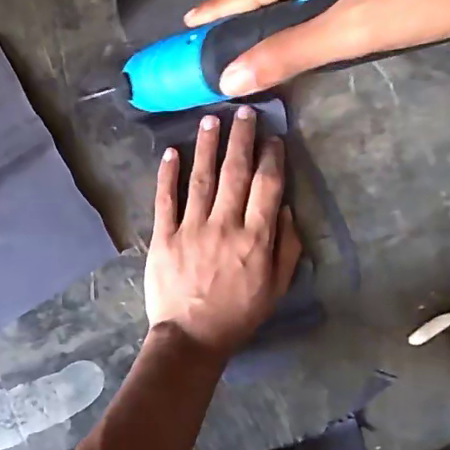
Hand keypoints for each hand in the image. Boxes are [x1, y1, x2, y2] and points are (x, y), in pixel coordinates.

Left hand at [145, 105, 303, 356]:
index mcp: (256, 238)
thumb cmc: (238, 315)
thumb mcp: (275, 287)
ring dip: (207, 146)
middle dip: (241, 138)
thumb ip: (286, 246)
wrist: (192, 338)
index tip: (272, 136)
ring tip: (210, 119)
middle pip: (235, 173)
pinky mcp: (163, 237)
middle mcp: (225, 226)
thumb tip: (286, 207)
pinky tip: (171, 151)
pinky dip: (168, 174)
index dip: (271, 157)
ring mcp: (191, 229)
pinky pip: (165, 199)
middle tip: (243, 111)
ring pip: (201, 179)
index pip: (267, 186)